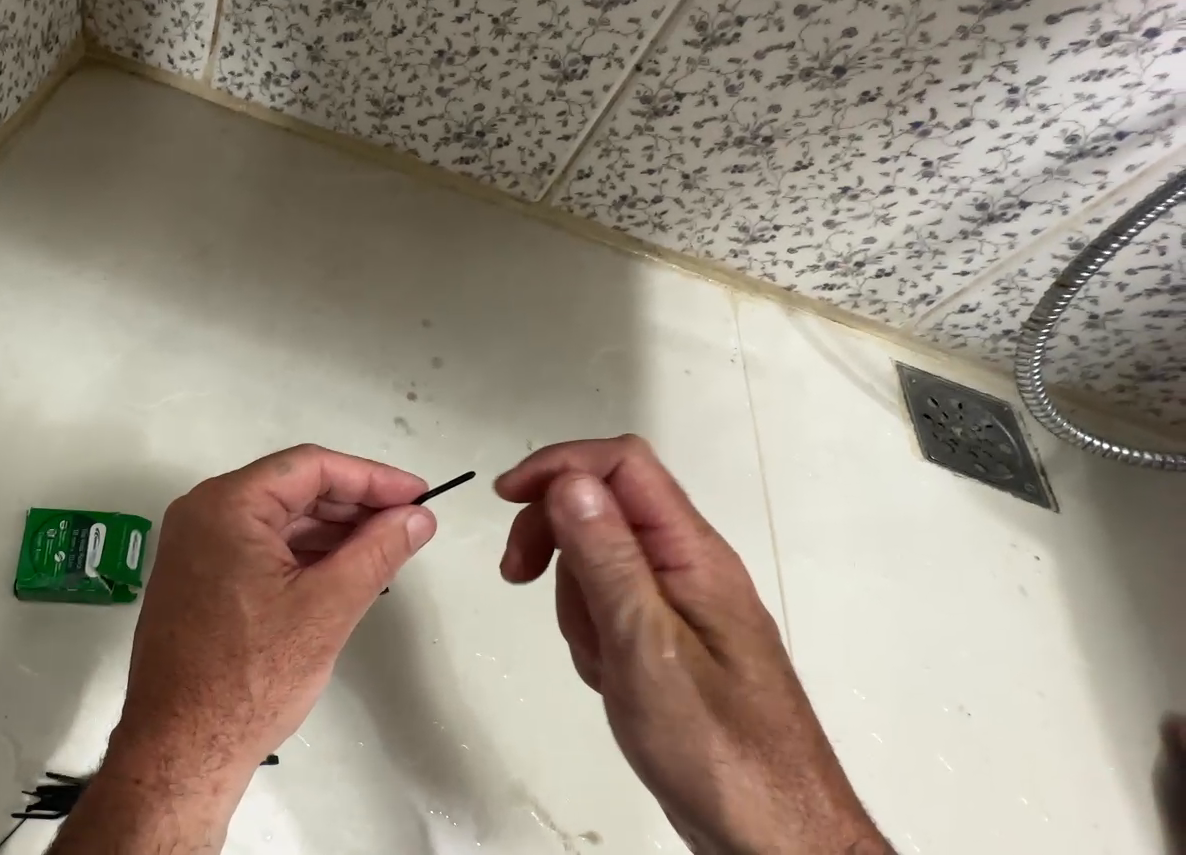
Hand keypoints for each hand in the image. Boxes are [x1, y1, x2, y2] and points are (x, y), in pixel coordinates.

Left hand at [50, 445, 435, 854]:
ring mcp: (196, 545)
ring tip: (384, 548)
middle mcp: (203, 512)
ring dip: (331, 530)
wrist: (179, 749)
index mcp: (226, 504)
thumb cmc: (251, 676)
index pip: (310, 466)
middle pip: (292, 488)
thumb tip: (418, 517)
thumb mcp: (326, 608)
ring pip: (276, 519)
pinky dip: (302, 553)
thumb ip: (377, 551)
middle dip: (353, 504)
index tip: (419, 495)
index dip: (370, 477)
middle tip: (408, 524)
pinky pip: (258, 546)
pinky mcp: (199, 576)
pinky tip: (341, 570)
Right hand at [497, 436, 890, 854]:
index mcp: (691, 553)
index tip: (506, 498)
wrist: (774, 842)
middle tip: (518, 574)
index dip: (560, 465)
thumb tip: (570, 481)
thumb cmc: (714, 747)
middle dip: (552, 531)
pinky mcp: (668, 636)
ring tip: (595, 656)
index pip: (622, 464)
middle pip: (602, 502)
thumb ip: (608, 559)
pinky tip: (608, 673)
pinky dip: (589, 627)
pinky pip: (608, 602)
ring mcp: (679, 602)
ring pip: (598, 556)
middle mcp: (688, 564)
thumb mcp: (645, 647)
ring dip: (572, 593)